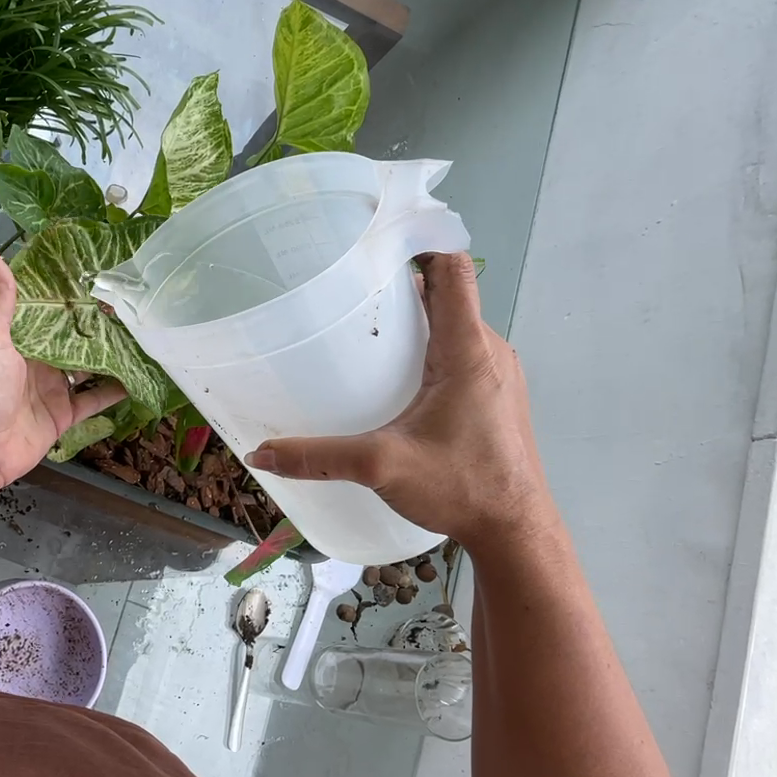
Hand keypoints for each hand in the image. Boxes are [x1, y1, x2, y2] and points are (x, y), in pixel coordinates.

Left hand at [0, 242, 124, 493]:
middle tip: (135, 300)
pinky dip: (116, 388)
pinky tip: (141, 374)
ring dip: (113, 350)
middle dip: (100, 319)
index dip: (70, 288)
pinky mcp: (64, 413)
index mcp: (15, 335)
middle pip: (73, 332)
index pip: (47, 305)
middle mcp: (35, 357)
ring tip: (145, 331)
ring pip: (89, 362)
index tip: (100, 268)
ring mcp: (51, 386)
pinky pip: (95, 398)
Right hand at [245, 252, 553, 548]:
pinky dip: (425, 352)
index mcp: (469, 349)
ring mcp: (495, 375)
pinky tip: (390, 383)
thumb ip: (320, 456)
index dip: (417, 246)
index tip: (372, 246)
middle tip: (346, 300)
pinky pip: (457, 355)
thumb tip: (260, 452)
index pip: (451, 271)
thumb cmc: (462, 486)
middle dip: (398, 289)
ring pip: (452, 328)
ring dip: (412, 324)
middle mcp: (489, 352)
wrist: (516, 530)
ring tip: (360, 339)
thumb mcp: (382, 467)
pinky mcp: (492, 398)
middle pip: (446, 296)